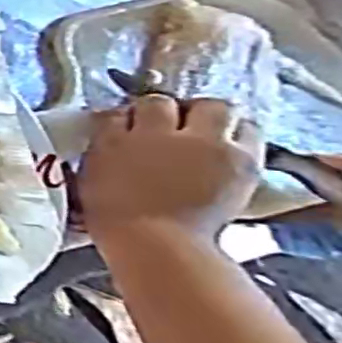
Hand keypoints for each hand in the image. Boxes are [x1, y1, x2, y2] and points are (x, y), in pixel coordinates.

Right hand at [80, 95, 263, 240]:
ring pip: (217, 108)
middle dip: (166, 109)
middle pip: (163, 101)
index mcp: (114, 139)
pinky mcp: (243, 161)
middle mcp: (159, 134)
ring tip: (205, 134)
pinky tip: (227, 151)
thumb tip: (116, 130)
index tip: (125, 127)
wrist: (158, 241)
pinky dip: (239, 137)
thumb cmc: (112, 212)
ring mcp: (206, 146)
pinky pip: (249, 134)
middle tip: (168, 124)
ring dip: (210, 117)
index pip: (116, 112)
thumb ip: (105, 146)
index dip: (122, 117)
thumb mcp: (93, 173)